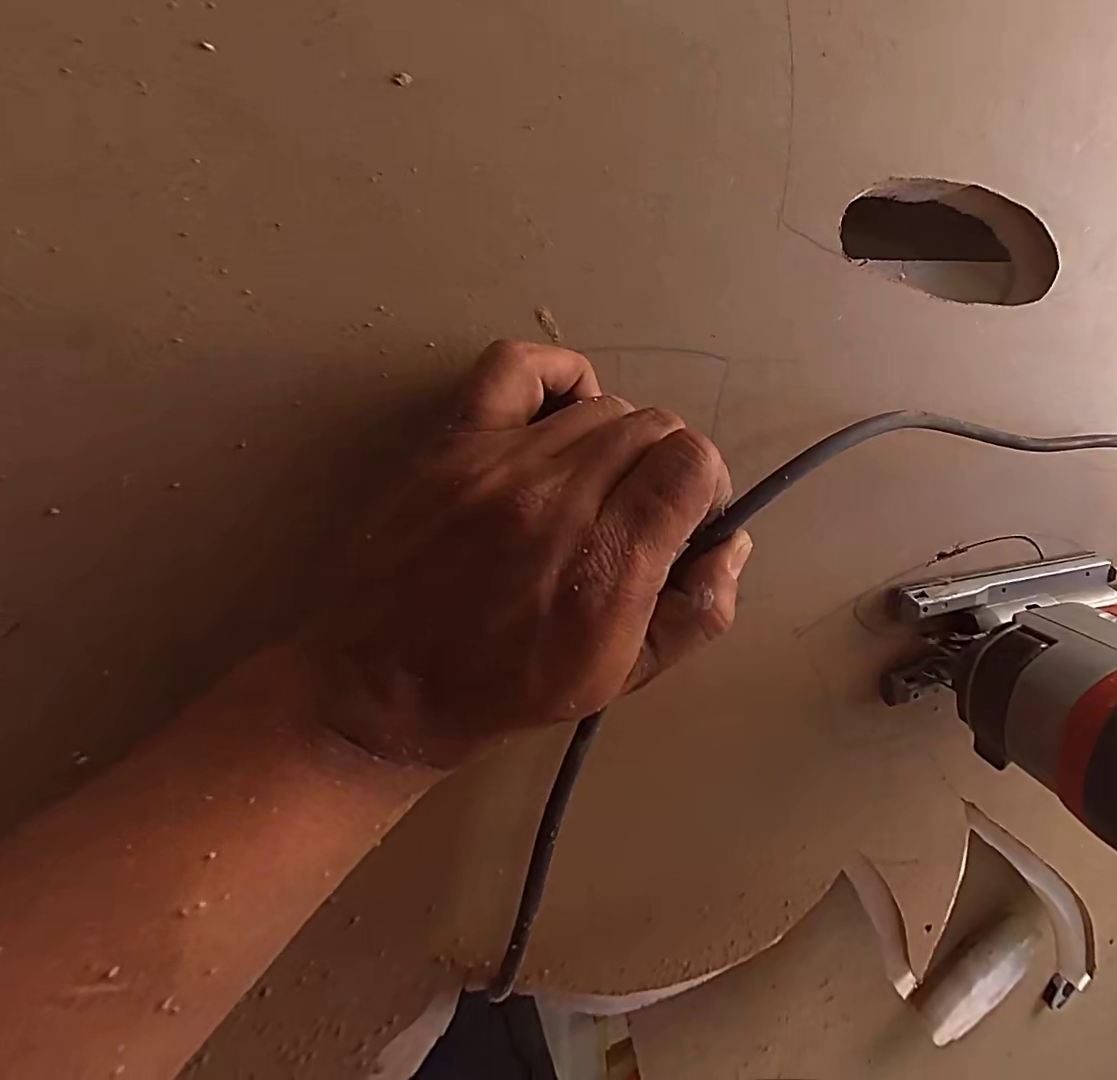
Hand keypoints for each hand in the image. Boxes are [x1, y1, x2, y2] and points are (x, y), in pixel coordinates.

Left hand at [306, 340, 751, 767]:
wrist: (385, 686)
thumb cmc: (514, 688)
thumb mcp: (627, 676)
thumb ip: (700, 612)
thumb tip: (731, 541)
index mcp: (610, 565)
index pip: (692, 462)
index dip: (707, 486)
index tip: (688, 520)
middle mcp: (560, 501)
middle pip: (657, 427)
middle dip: (670, 466)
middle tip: (644, 511)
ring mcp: (501, 463)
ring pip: (606, 405)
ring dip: (623, 441)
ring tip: (601, 484)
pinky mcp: (454, 442)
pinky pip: (521, 364)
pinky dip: (562, 378)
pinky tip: (567, 419)